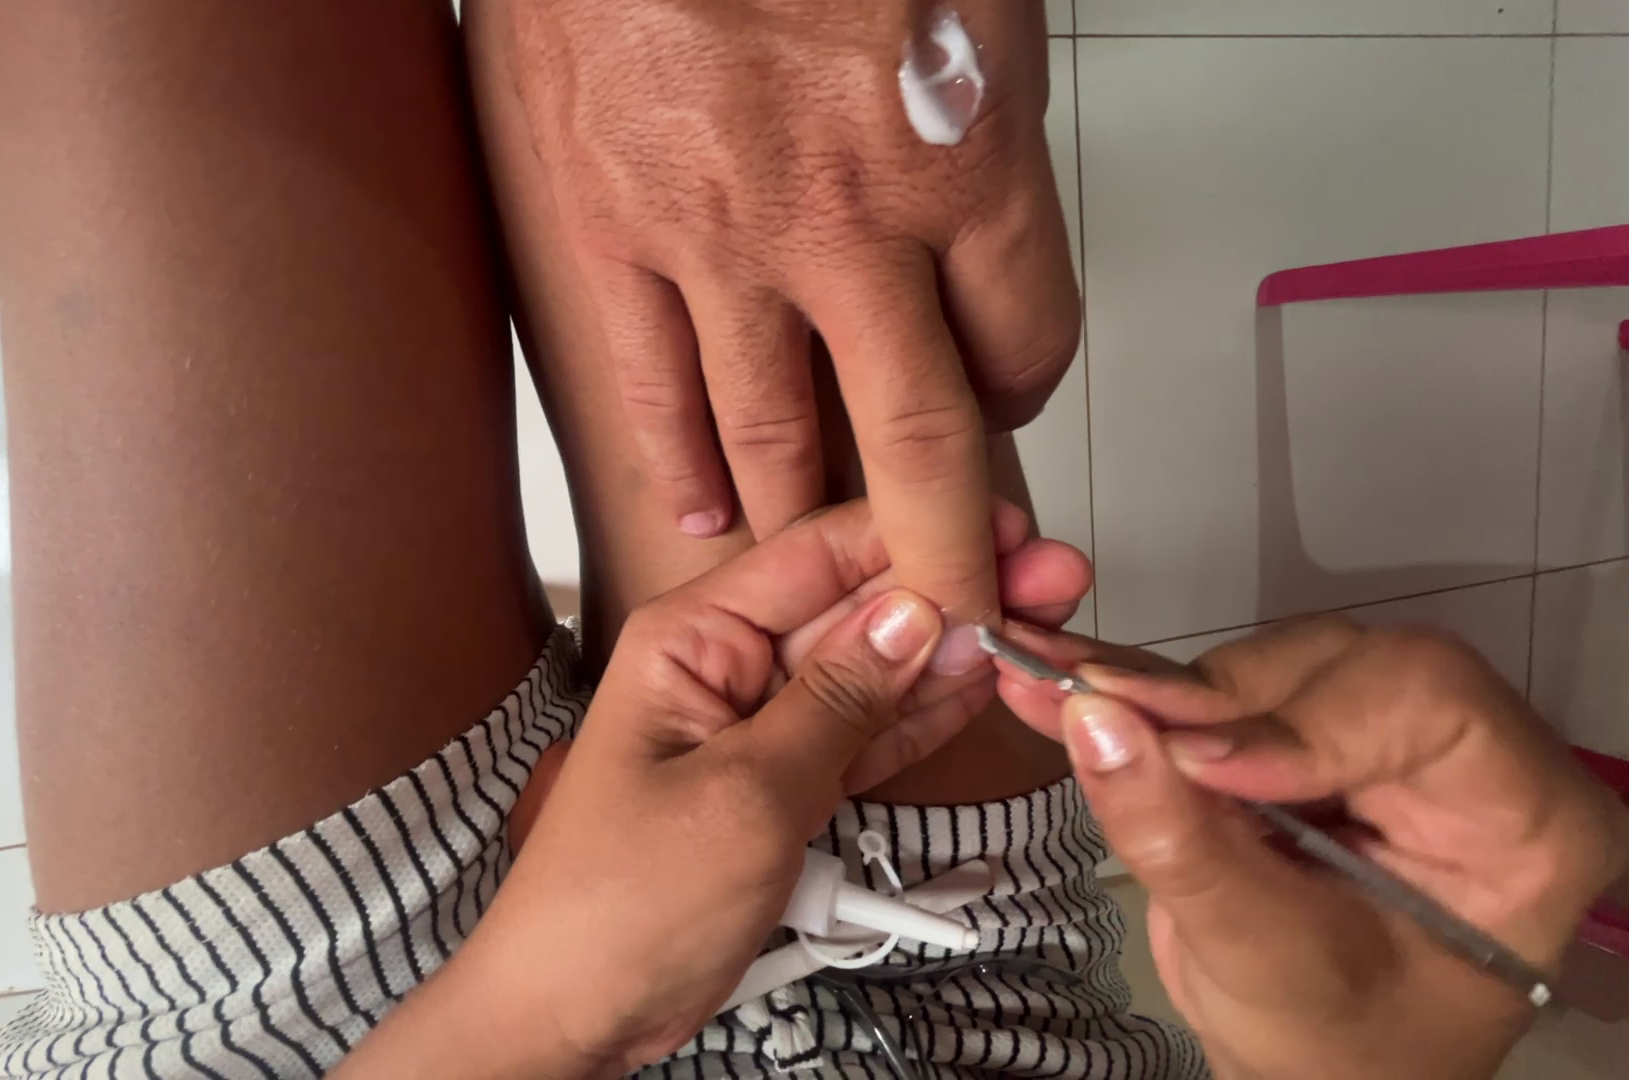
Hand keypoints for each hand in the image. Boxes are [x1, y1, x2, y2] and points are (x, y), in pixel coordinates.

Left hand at [339, 499, 1013, 1076]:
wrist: (577, 1006)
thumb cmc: (628, 897)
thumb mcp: (743, 792)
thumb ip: (834, 701)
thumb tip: (913, 613)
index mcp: (693, 633)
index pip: (812, 556)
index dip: (908, 534)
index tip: (1000, 525)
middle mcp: (728, 659)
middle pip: (851, 608)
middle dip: (948, 590)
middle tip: (1051, 574)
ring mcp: (761, 718)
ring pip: (867, 669)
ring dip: (948, 650)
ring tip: (1039, 621)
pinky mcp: (784, 773)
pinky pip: (859, 731)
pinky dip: (916, 715)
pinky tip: (980, 683)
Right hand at [477, 0, 1080, 627]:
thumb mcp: (968, 0)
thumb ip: (983, 144)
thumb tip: (967, 266)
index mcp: (956, 155)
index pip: (1022, 341)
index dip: (1021, 401)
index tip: (1004, 422)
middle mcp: (842, 225)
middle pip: (916, 434)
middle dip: (943, 544)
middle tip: (959, 613)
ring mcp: (716, 246)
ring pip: (776, 432)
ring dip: (806, 516)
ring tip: (821, 570)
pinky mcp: (614, 241)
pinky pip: (661, 390)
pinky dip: (688, 466)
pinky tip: (708, 513)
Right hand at [999, 619, 1628, 1079]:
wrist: (1296, 1056)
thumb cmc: (1328, 1037)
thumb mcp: (1258, 950)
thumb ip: (1174, 838)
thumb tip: (1091, 717)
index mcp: (1509, 809)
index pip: (1420, 699)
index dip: (1301, 717)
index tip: (1196, 764)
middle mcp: (1435, 748)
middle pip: (1318, 663)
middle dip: (1199, 695)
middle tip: (1094, 706)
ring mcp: (1341, 729)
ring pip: (1237, 664)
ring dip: (1132, 679)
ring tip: (1038, 677)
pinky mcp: (1262, 728)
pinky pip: (1183, 687)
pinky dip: (1106, 684)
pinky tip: (1039, 675)